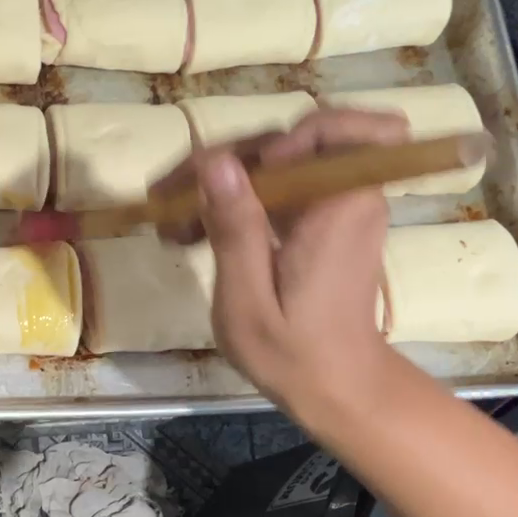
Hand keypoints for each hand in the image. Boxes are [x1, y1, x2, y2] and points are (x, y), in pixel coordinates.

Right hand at [175, 109, 409, 423]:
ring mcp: (335, 209)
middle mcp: (347, 195)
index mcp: (338, 207)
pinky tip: (195, 234)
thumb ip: (234, 228)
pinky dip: (236, 204)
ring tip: (174, 224)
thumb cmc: (289, 351)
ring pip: (279, 166)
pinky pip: (279, 193)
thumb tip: (215, 163)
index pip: (338, 130)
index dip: (284, 139)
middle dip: (228, 162)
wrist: (335, 386)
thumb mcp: (246, 297)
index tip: (237, 176)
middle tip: (170, 198)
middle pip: (292, 143)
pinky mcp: (319, 225)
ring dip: (223, 184)